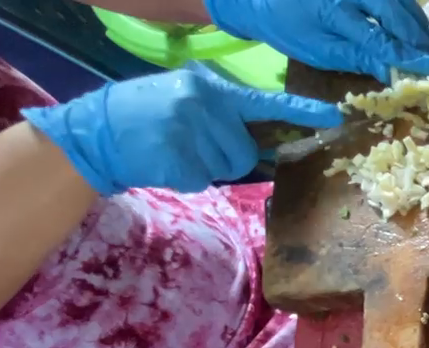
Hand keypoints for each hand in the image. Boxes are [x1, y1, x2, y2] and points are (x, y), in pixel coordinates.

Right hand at [23, 66, 341, 195]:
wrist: (93, 131)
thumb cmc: (148, 118)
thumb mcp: (187, 102)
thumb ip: (227, 117)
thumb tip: (268, 141)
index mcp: (208, 87)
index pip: (265, 103)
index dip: (302, 112)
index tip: (335, 116)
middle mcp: (202, 102)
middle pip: (249, 152)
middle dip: (227, 157)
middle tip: (190, 144)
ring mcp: (189, 128)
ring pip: (232, 168)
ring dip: (209, 168)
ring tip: (176, 149)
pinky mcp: (179, 155)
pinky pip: (207, 179)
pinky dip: (190, 177)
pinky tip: (166, 160)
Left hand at [204, 0, 428, 80]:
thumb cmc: (286, 25)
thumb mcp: (321, 49)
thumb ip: (360, 56)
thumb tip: (396, 72)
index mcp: (334, 8)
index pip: (381, 36)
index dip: (409, 56)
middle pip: (394, 10)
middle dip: (418, 37)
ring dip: (416, 22)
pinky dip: (404, 8)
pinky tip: (412, 25)